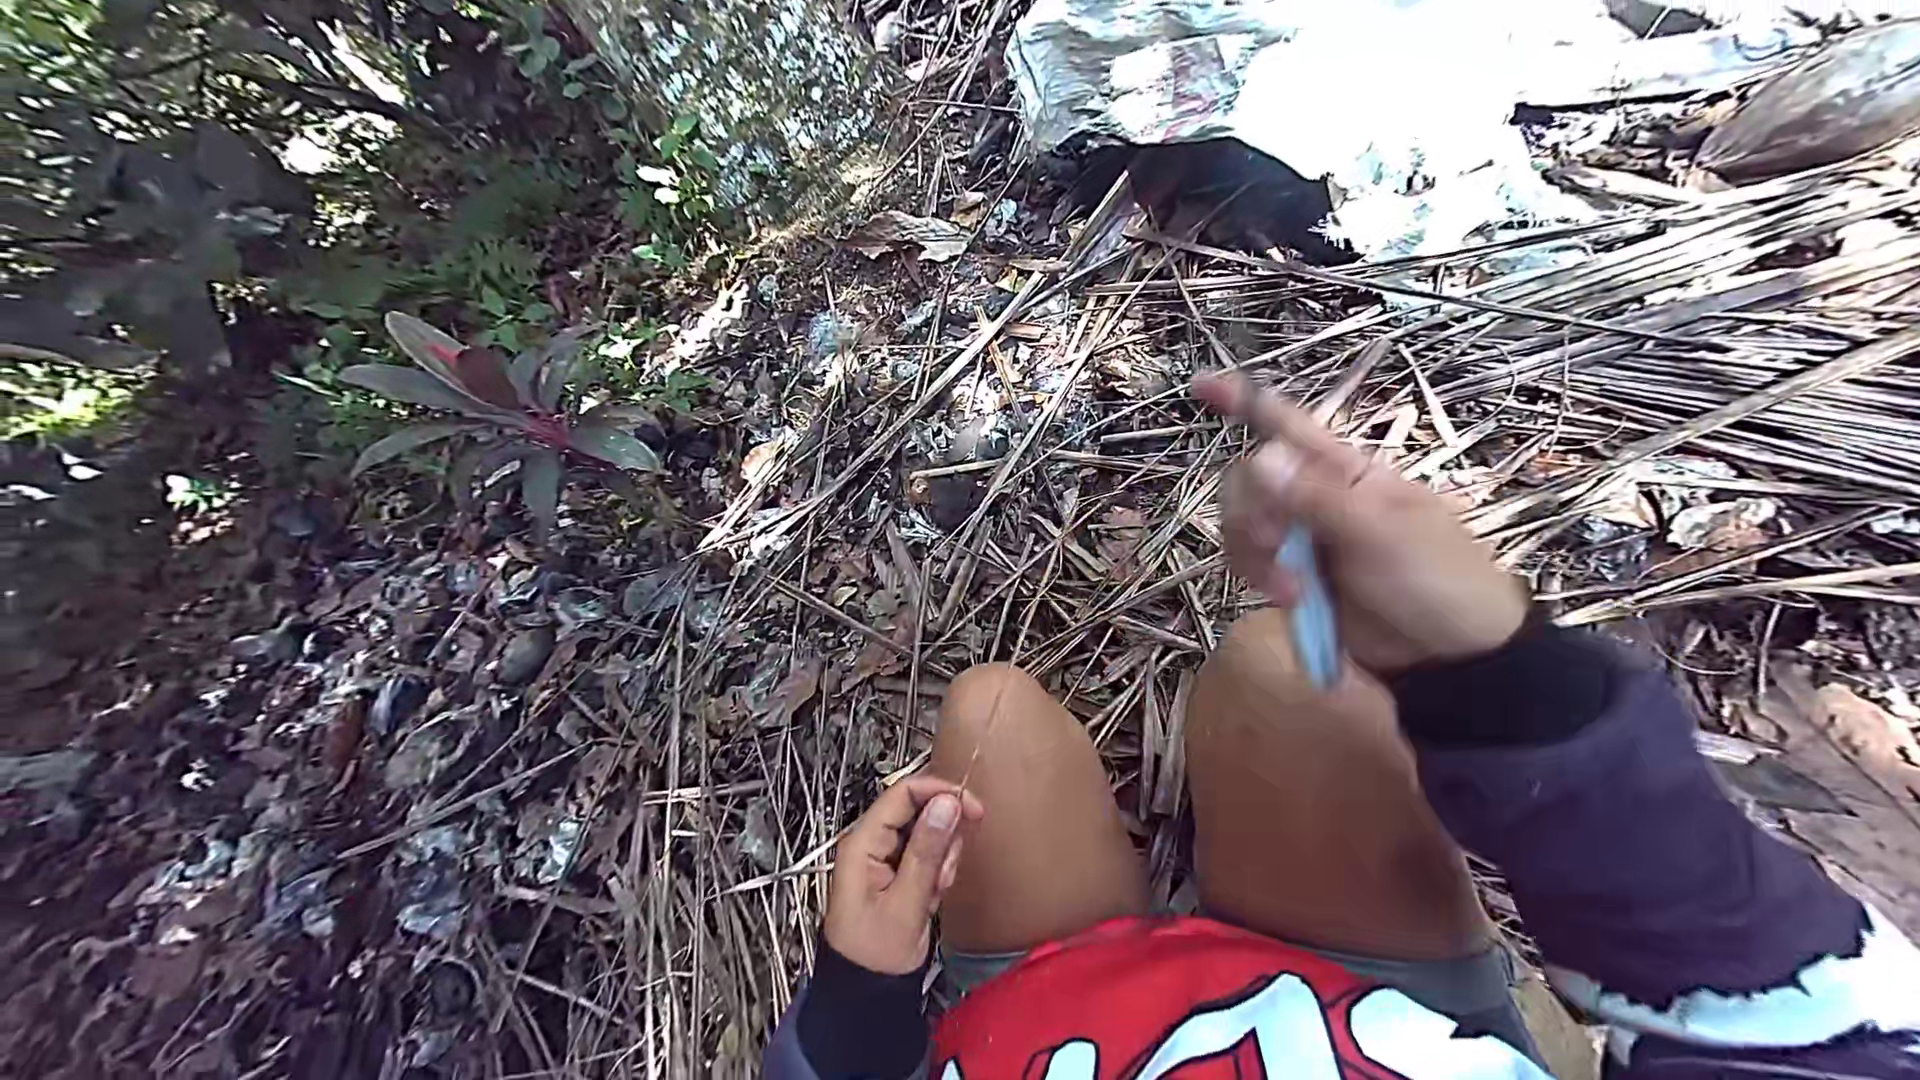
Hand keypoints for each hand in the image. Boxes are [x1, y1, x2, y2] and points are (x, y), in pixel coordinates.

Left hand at [824, 775, 985, 974]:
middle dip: (942, 833)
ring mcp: (885, 855)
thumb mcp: (905, 905)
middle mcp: (872, 841)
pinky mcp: (898, 870)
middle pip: (917, 809)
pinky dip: (938, 869)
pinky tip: (934, 893)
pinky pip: (927, 852)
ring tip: (936, 888)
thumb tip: (947, 803)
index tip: (971, 807)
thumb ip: (927, 851)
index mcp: (863, 842)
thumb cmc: (875, 957)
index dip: (939, 792)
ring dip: (941, 856)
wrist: (866, 999)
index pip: (903, 793)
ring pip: (927, 831)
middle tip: (949, 867)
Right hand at [1194, 372, 1527, 671]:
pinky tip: (1287, 597)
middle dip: (1250, 513)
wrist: (1446, 656)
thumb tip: (1261, 456)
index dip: (1245, 401)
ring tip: (1289, 587)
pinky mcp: (1286, 571)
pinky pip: (1245, 559)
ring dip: (1252, 553)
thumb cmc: (1437, 582)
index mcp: (1344, 471)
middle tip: (1274, 545)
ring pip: (1239, 523)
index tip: (1200, 385)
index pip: (1289, 424)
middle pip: (1246, 481)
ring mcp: (1297, 535)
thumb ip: (1319, 499)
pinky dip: (1255, 576)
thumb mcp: (1384, 536)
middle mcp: (1311, 495)